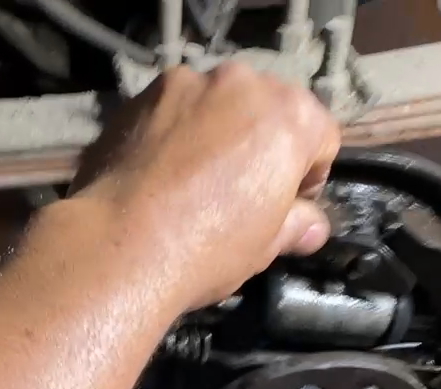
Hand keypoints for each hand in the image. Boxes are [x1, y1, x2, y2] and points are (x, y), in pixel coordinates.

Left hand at [68, 64, 340, 309]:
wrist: (120, 248)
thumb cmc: (205, 251)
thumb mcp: (263, 248)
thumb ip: (294, 226)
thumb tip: (311, 228)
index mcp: (289, 119)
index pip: (320, 138)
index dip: (307, 179)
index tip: (286, 209)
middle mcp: (241, 86)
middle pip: (265, 112)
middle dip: (257, 150)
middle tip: (234, 201)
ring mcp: (185, 86)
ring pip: (212, 109)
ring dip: (210, 139)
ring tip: (188, 192)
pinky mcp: (139, 99)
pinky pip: (167, 115)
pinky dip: (168, 140)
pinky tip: (155, 183)